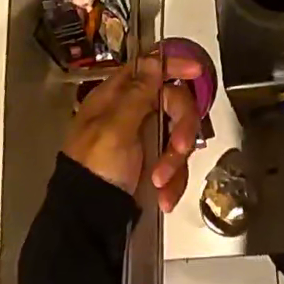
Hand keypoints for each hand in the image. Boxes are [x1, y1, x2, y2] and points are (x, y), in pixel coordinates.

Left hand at [61, 49, 203, 212]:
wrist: (88, 222)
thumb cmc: (95, 168)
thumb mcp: (114, 130)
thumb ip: (138, 95)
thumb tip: (154, 62)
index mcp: (117, 98)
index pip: (149, 68)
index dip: (173, 65)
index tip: (196, 72)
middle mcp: (134, 112)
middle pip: (175, 101)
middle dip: (182, 127)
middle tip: (181, 148)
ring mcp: (146, 137)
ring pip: (181, 133)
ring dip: (176, 160)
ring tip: (161, 184)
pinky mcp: (155, 162)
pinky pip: (178, 162)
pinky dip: (175, 180)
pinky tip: (165, 198)